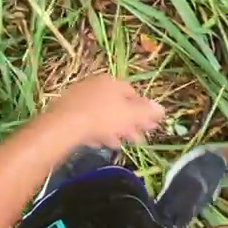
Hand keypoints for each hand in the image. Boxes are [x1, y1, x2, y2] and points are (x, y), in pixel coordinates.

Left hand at [36, 75, 163, 149]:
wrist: (65, 124)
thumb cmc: (103, 117)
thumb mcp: (130, 115)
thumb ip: (147, 112)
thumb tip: (162, 109)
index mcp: (112, 82)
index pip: (133, 94)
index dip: (143, 111)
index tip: (149, 126)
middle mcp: (95, 85)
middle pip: (117, 105)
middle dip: (129, 124)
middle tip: (136, 140)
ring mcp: (79, 97)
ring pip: (102, 114)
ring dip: (112, 130)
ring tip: (117, 145)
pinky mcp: (67, 110)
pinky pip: (87, 120)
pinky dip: (96, 131)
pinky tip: (98, 143)